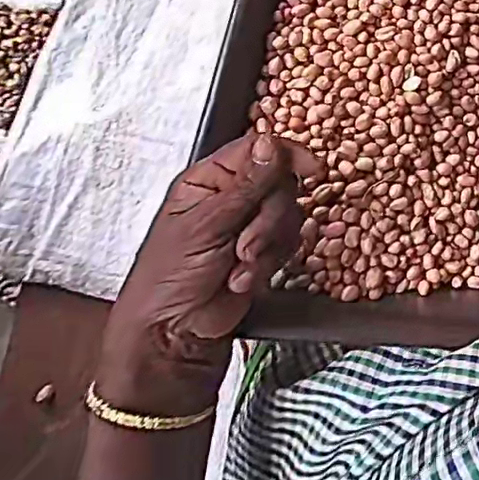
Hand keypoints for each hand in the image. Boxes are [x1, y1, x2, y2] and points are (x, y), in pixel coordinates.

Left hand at [94, 134, 323, 417]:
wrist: (172, 336)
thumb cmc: (167, 278)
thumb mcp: (205, 225)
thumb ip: (245, 185)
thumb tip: (269, 143)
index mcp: (209, 179)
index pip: (257, 149)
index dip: (286, 156)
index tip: (311, 169)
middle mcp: (233, 195)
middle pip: (280, 183)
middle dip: (269, 218)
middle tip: (246, 244)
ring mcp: (250, 222)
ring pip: (288, 214)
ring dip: (268, 244)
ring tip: (239, 265)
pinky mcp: (264, 249)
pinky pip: (289, 241)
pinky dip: (271, 262)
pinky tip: (244, 277)